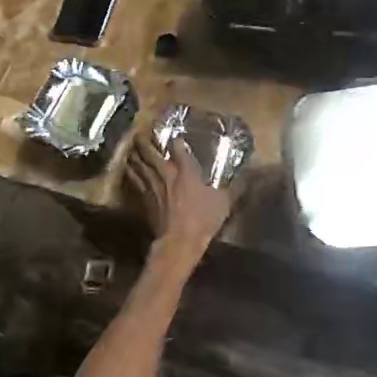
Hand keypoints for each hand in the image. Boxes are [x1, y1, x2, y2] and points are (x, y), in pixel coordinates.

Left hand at [124, 138, 233, 257]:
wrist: (178, 241)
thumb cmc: (203, 219)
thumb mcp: (224, 202)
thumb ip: (232, 187)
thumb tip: (248, 178)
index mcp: (186, 170)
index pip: (178, 147)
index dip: (176, 141)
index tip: (175, 139)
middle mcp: (166, 173)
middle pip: (150, 152)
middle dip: (145, 142)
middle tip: (140, 135)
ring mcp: (152, 185)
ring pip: (138, 164)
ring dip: (134, 155)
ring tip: (131, 149)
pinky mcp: (143, 199)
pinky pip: (133, 180)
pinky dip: (130, 173)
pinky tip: (128, 170)